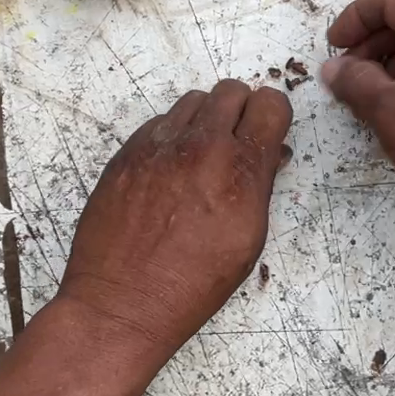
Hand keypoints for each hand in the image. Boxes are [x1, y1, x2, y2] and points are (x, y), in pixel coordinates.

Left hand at [54, 80, 292, 362]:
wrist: (122, 304)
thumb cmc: (193, 283)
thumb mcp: (249, 238)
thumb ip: (262, 184)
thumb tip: (271, 152)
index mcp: (240, 169)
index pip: (270, 103)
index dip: (272, 116)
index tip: (267, 132)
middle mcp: (201, 147)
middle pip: (232, 90)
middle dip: (241, 111)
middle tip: (237, 141)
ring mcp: (159, 146)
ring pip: (194, 100)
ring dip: (206, 119)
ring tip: (201, 156)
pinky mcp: (127, 153)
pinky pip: (160, 122)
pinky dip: (173, 136)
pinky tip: (171, 170)